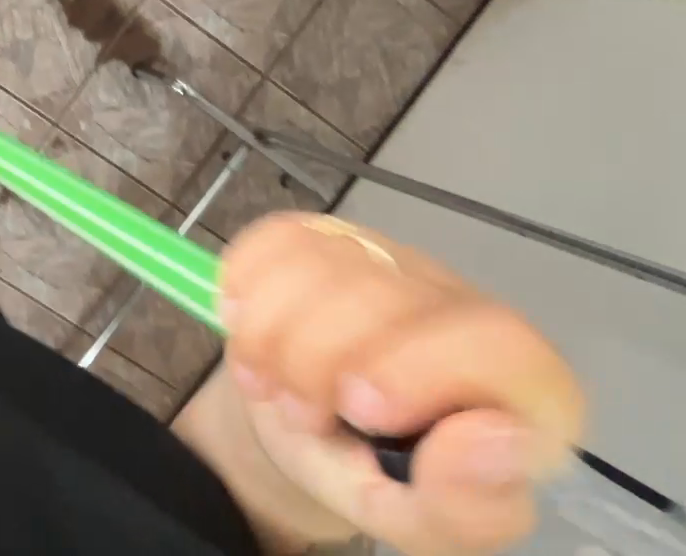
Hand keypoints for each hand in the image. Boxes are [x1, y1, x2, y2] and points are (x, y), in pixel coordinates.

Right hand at [218, 212, 584, 555]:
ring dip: (268, 328)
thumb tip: (493, 434)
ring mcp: (386, 260)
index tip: (357, 410)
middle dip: (312, 356)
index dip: (415, 367)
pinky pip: (276, 238)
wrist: (306, 427)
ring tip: (266, 378)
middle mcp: (457, 304)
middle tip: (297, 413)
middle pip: (380, 292)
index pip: (490, 339)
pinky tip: (242, 325)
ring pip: (317, 261)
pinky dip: (243, 284)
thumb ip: (467, 504)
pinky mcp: (322, 237)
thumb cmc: (374, 475)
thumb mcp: (421, 523)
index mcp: (519, 379)